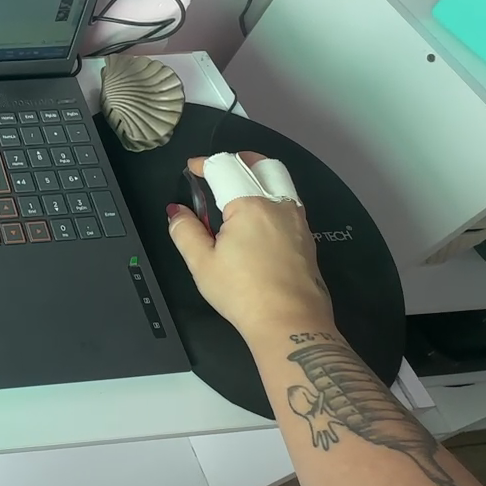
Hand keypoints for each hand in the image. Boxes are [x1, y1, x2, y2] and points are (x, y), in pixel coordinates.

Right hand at [167, 152, 334, 347]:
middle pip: (262, 165)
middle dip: (237, 160)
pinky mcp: (308, 239)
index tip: (191, 169)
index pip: (225, 168)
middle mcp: (279, 207)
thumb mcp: (201, 262)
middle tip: (217, 169)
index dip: (203, 163)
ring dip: (257, 177)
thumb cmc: (244, 293)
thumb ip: (184, 230)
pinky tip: (255, 218)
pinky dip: (270, 197)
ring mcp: (299, 222)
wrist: (291, 326)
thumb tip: (177, 212)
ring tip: (235, 191)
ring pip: (280, 182)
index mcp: (251, 205)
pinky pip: (288, 203)